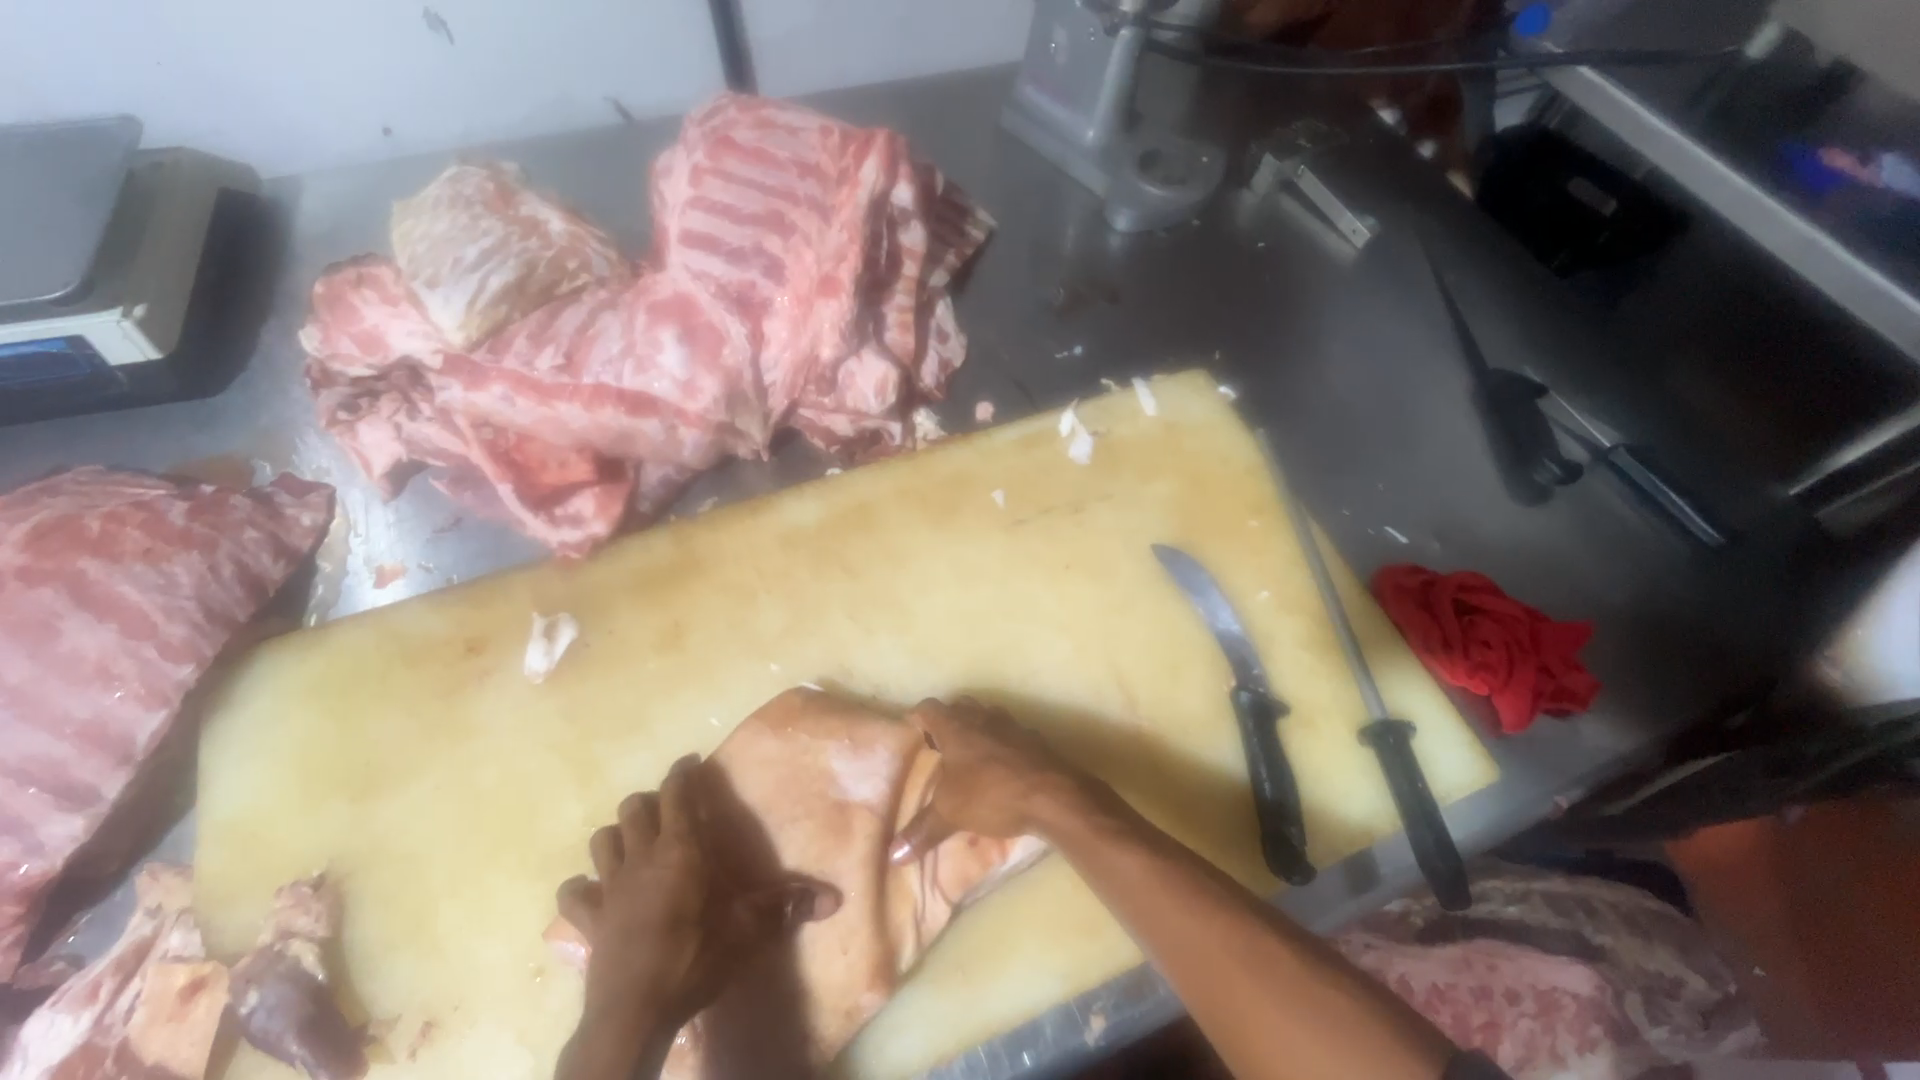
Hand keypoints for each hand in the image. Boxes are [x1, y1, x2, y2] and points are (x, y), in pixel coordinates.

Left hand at [556, 755, 837, 1031]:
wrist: (635, 1012)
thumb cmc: (695, 959)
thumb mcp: (748, 932)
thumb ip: (786, 908)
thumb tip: (836, 898)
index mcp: (680, 850)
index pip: (676, 792)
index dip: (682, 772)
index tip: (691, 762)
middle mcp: (641, 858)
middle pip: (633, 808)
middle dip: (651, 801)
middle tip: (670, 810)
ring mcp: (609, 888)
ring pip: (602, 840)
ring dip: (618, 834)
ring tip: (635, 842)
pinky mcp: (588, 920)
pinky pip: (574, 892)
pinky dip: (583, 886)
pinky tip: (596, 891)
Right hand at [887, 697, 1111, 864]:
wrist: (1054, 795)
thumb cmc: (991, 794)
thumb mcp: (950, 814)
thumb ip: (922, 831)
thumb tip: (894, 856)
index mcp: (956, 726)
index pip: (928, 708)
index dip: (917, 719)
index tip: (911, 736)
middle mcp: (982, 717)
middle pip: (958, 707)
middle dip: (947, 723)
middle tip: (938, 750)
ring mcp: (1011, 725)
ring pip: (986, 718)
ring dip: (976, 732)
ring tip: (969, 761)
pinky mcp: (1034, 739)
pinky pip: (1010, 736)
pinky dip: (1001, 747)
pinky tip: (1001, 771)